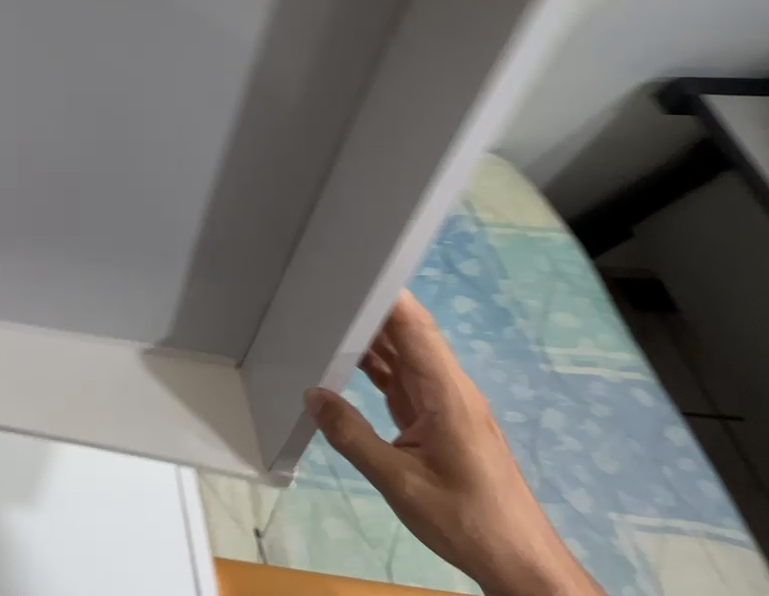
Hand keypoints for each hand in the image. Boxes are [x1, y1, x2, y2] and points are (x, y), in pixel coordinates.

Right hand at [306, 291, 602, 595]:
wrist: (521, 566)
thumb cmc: (468, 521)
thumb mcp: (398, 481)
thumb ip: (351, 435)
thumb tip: (313, 395)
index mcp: (446, 395)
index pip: (415, 328)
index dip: (386, 293)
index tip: (350, 268)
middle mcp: (448, 391)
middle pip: (406, 333)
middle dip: (367, 307)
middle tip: (319, 285)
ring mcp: (443, 405)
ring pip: (402, 355)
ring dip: (366, 336)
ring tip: (320, 314)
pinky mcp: (436, 420)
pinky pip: (400, 379)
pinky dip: (371, 364)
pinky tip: (341, 359)